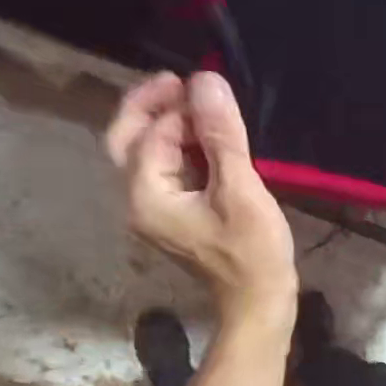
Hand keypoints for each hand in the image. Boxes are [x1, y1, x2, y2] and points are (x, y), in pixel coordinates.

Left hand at [106, 72, 295, 321]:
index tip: (214, 90)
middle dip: (151, 106)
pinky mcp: (172, 216)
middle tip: (184, 82)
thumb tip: (206, 80)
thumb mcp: (240, 190)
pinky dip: (179, 148)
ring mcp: (153, 211)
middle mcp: (139, 201)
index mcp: (147, 195)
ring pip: (144, 154)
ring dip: (166, 125)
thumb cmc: (252, 253)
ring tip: (201, 105)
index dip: (181, 107)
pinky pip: (164, 170)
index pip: (151, 133)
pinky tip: (205, 137)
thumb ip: (220, 135)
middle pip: (127, 139)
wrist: (257, 305)